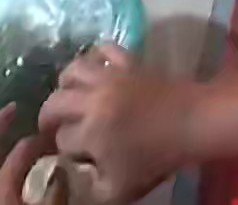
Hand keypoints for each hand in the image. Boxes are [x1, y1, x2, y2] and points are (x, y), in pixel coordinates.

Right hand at [39, 45, 194, 204]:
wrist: (188, 122)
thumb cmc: (155, 158)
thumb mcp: (119, 190)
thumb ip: (89, 188)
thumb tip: (72, 177)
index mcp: (90, 132)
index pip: (60, 139)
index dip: (62, 148)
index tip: (70, 152)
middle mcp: (93, 98)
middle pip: (55, 101)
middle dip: (49, 115)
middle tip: (52, 123)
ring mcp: (109, 74)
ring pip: (73, 68)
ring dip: (65, 82)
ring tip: (68, 93)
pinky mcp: (125, 59)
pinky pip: (103, 48)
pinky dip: (94, 55)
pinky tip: (94, 68)